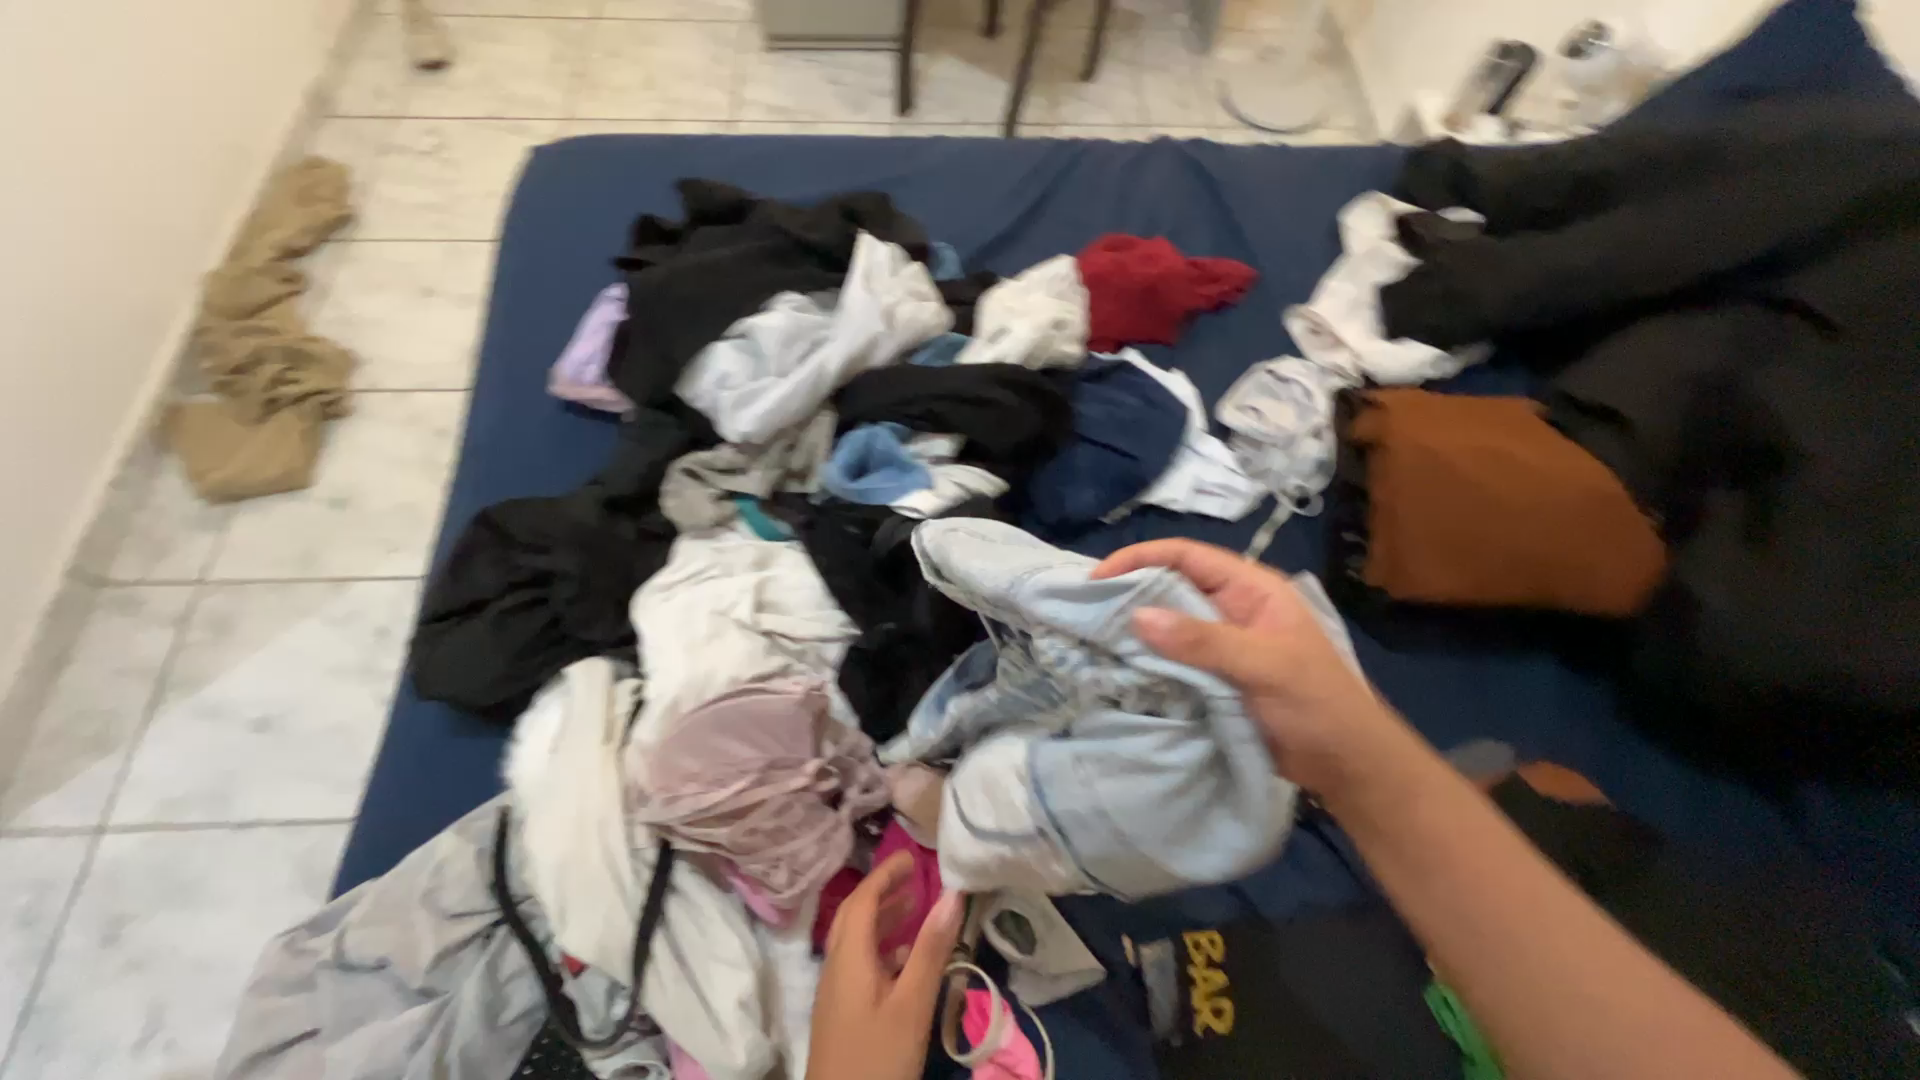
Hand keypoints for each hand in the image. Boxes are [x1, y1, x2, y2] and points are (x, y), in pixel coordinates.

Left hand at [807, 851, 964, 1079]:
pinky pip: (858, 964)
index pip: (862, 900)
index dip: (885, 874)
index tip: (911, 855)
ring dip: (881, 919)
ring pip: (855, 941)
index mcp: (848, 958)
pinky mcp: (841, 1015)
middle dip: (881, 891)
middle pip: (853, 916)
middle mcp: (835, 967)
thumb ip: (930, 950)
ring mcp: (835, 993)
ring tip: (914, 909)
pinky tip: (906, 962)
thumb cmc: (877, 1058)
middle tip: (912, 875)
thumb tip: (952, 895)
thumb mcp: (911, 1005)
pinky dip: (881, 948)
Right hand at [1092, 539, 1414, 796]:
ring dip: (1134, 628)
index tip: (1097, 577)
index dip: (1140, 559)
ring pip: (1167, 623)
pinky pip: (1171, 657)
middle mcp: (1231, 608)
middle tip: (1084, 610)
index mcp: (1251, 589)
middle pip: (1170, 585)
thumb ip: (1204, 641)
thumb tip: (1138, 616)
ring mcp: (1221, 643)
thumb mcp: (1265, 666)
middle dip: (1129, 592)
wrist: (1347, 764)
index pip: (1186, 556)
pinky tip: (1119, 667)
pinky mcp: (1213, 675)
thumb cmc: (1317, 705)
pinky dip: (1145, 659)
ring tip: (1092, 637)